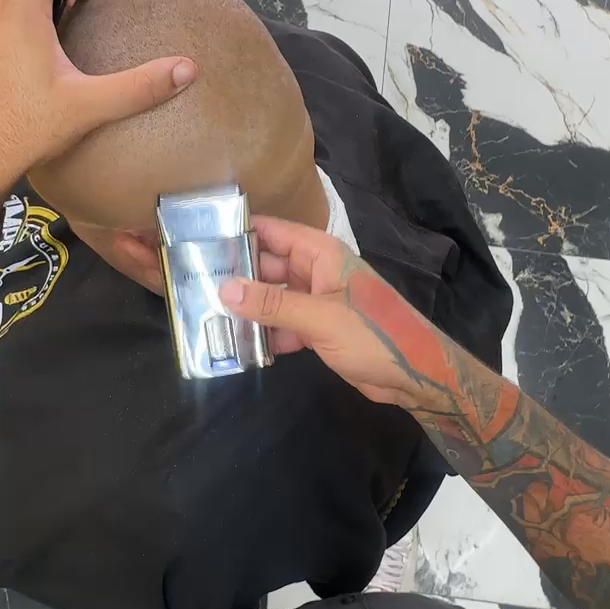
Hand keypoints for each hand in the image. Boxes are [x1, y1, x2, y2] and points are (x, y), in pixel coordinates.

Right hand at [218, 216, 440, 409]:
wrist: (415, 376)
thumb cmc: (374, 335)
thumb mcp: (320, 318)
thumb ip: (272, 305)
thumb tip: (224, 288)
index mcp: (322, 254)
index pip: (274, 232)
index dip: (240, 232)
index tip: (200, 239)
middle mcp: (317, 271)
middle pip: (268, 266)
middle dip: (237, 276)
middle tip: (194, 286)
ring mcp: (318, 300)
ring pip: (273, 298)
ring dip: (248, 309)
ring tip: (207, 316)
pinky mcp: (319, 328)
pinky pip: (283, 323)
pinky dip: (266, 333)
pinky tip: (239, 344)